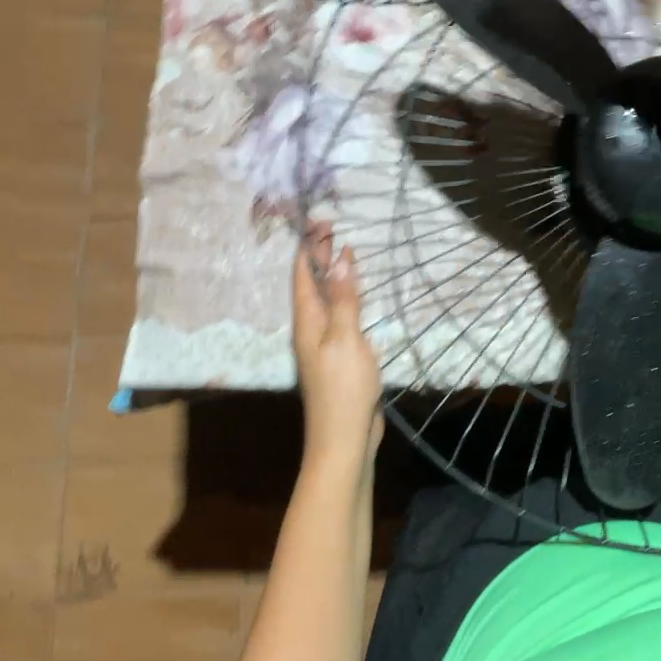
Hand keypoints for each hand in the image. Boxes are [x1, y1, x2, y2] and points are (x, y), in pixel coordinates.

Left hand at [291, 230, 382, 467]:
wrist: (344, 440)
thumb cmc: (343, 387)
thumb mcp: (345, 338)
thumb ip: (344, 300)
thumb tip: (339, 257)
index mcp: (307, 322)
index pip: (303, 275)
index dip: (311, 247)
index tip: (322, 221)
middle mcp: (311, 329)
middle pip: (313, 285)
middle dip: (321, 256)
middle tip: (335, 228)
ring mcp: (324, 345)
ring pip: (326, 300)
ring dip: (334, 276)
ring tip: (346, 253)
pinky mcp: (339, 358)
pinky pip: (339, 317)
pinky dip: (346, 298)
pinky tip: (358, 297)